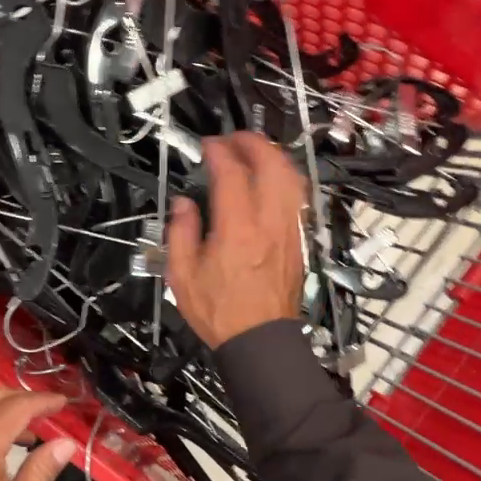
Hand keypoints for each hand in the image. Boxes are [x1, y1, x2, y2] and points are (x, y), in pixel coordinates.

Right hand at [167, 133, 308, 348]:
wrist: (259, 340)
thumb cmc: (219, 312)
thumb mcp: (182, 276)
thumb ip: (181, 233)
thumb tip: (183, 204)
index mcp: (237, 230)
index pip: (231, 174)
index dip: (219, 152)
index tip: (206, 146)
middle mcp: (269, 223)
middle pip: (271, 165)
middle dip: (252, 143)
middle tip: (232, 140)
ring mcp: (289, 230)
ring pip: (291, 177)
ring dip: (273, 156)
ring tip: (254, 152)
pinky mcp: (299, 240)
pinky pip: (297, 197)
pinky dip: (285, 178)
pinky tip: (272, 179)